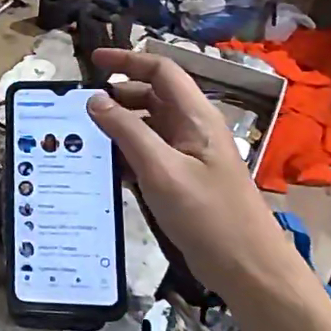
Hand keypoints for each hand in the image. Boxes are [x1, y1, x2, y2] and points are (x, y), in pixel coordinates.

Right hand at [85, 49, 288, 285]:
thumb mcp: (162, 170)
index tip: (93, 61)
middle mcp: (192, 129)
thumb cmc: (209, 216)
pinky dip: (125, 153)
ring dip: (118, 126)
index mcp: (195, 117)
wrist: (248, 270)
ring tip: (86, 137)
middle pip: (152, 96)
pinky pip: (148, 153)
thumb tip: (95, 99)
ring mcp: (188, 155)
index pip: (161, 71)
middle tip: (82, 108)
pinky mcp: (182, 179)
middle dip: (117, 96)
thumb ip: (127, 131)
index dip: (127, 60)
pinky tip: (104, 167)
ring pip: (147, 126)